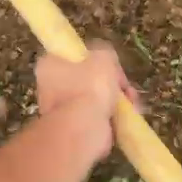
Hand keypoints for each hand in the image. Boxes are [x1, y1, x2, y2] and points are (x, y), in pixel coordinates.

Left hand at [34, 42, 137, 160]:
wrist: (84, 129)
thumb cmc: (89, 87)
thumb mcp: (103, 57)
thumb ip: (105, 52)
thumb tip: (105, 59)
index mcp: (49, 65)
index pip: (73, 55)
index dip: (96, 58)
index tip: (112, 65)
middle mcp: (50, 87)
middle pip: (87, 78)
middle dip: (112, 83)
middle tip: (125, 87)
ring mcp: (61, 109)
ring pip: (94, 99)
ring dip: (116, 100)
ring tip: (132, 104)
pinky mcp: (73, 128)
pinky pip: (96, 116)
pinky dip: (113, 117)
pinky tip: (128, 117)